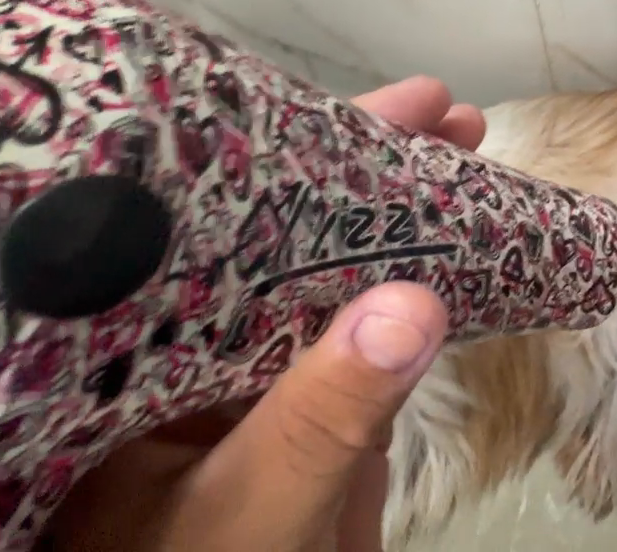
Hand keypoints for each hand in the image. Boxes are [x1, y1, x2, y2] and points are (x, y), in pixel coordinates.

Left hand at [46, 77, 485, 551]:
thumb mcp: (242, 520)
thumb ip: (317, 422)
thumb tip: (413, 302)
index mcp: (150, 350)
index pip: (234, 223)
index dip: (319, 154)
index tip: (397, 106)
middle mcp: (207, 344)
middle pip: (296, 229)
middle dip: (376, 165)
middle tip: (446, 110)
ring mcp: (265, 375)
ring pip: (340, 269)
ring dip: (405, 214)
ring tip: (465, 147)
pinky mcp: (313, 408)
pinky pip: (370, 329)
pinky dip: (419, 284)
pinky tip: (461, 250)